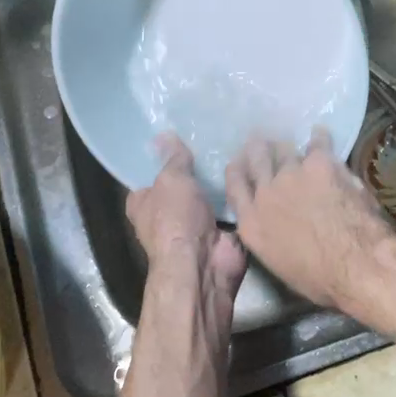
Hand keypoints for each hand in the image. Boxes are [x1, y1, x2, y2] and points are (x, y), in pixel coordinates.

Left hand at [127, 136, 247, 298]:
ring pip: (210, 193)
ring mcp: (196, 223)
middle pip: (184, 182)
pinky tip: (251, 168)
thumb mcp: (171, 180)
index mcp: (144, 202)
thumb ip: (173, 158)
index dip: (163, 155)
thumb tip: (164, 134)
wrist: (204, 263)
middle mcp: (167, 214)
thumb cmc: (175, 220)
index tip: (180, 133)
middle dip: (199, 165)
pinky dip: (240, 192)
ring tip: (238, 145)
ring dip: (223, 178)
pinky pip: (231, 205)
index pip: (150, 173)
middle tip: (216, 136)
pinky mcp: (222, 231)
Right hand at [225, 128, 395, 309]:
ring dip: (286, 147)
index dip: (237, 171)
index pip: (235, 188)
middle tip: (260, 141)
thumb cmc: (321, 278)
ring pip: (283, 150)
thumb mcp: (279, 262)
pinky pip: (317, 143)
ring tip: (289, 142)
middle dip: (257, 150)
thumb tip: (278, 226)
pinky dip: (319, 138)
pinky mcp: (319, 164)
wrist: (354, 262)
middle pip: (256, 162)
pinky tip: (320, 133)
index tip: (239, 162)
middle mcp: (264, 195)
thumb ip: (271, 236)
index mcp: (252, 224)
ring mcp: (290, 175)